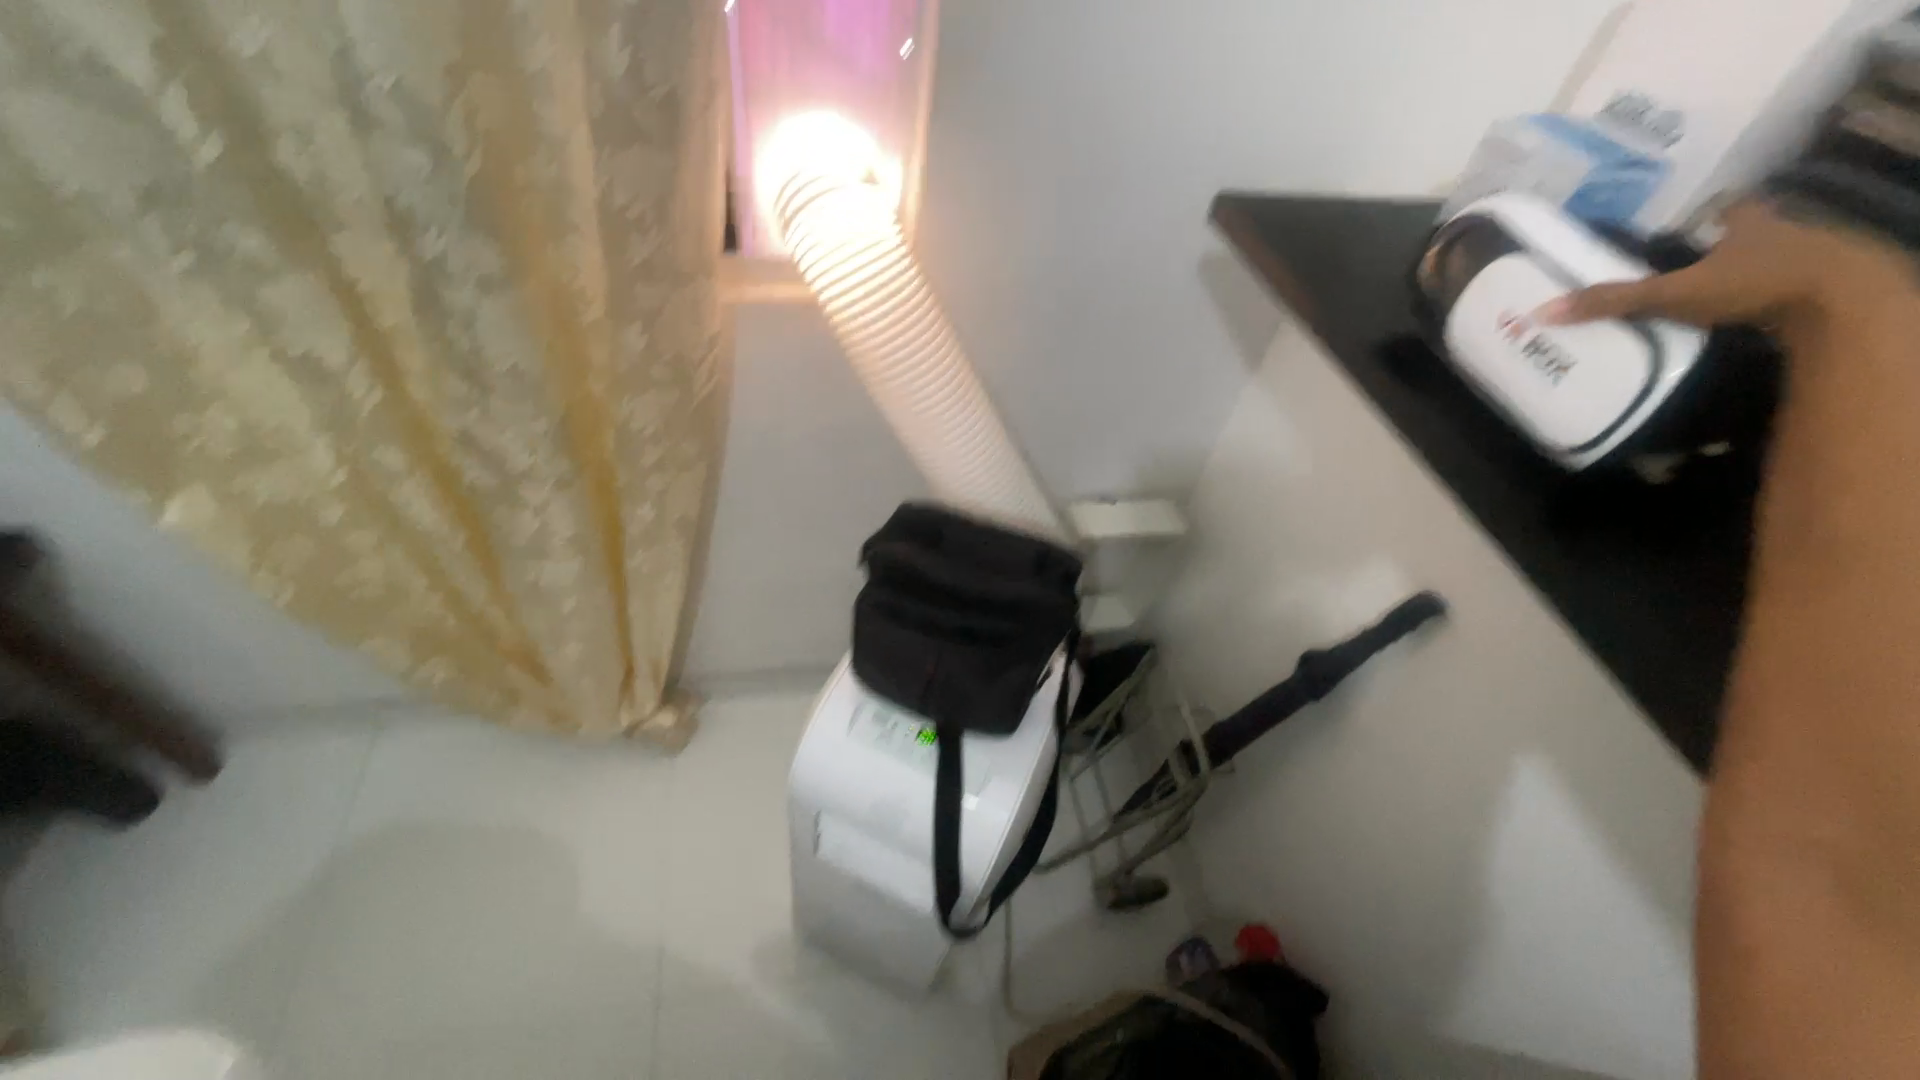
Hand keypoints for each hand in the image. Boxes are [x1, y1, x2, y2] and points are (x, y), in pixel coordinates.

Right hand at [1536, 199, 1918, 335]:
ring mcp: (1814, 260)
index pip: (1732, 209)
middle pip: (1754, 234)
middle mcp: (1784, 233)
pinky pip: (1796, 292)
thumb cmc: (1756, 283)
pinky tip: (1758, 321)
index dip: (1716, 214)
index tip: (1701, 223)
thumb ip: (1613, 302)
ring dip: (1752, 277)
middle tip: (1700, 268)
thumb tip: (1545, 310)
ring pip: (1776, 261)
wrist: (1843, 303)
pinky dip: (1775, 303)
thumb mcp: (1674, 293)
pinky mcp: (1831, 292)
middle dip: (1731, 248)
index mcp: (1749, 224)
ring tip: (1721, 301)